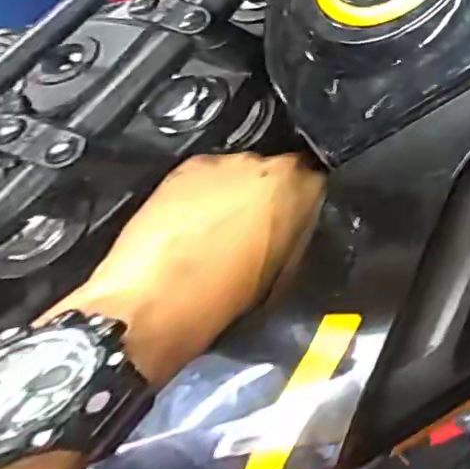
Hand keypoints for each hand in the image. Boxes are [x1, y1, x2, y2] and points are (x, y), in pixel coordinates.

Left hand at [48, 151, 325, 384]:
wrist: (153, 305)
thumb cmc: (224, 295)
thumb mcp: (284, 267)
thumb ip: (298, 230)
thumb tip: (294, 224)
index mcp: (305, 187)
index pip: (316, 177)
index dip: (300, 198)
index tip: (288, 214)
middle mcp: (272, 164)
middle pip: (278, 168)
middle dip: (267, 190)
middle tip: (252, 220)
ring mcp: (227, 163)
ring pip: (240, 170)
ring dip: (233, 189)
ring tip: (214, 222)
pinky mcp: (186, 169)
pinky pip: (204, 173)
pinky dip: (199, 191)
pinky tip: (188, 219)